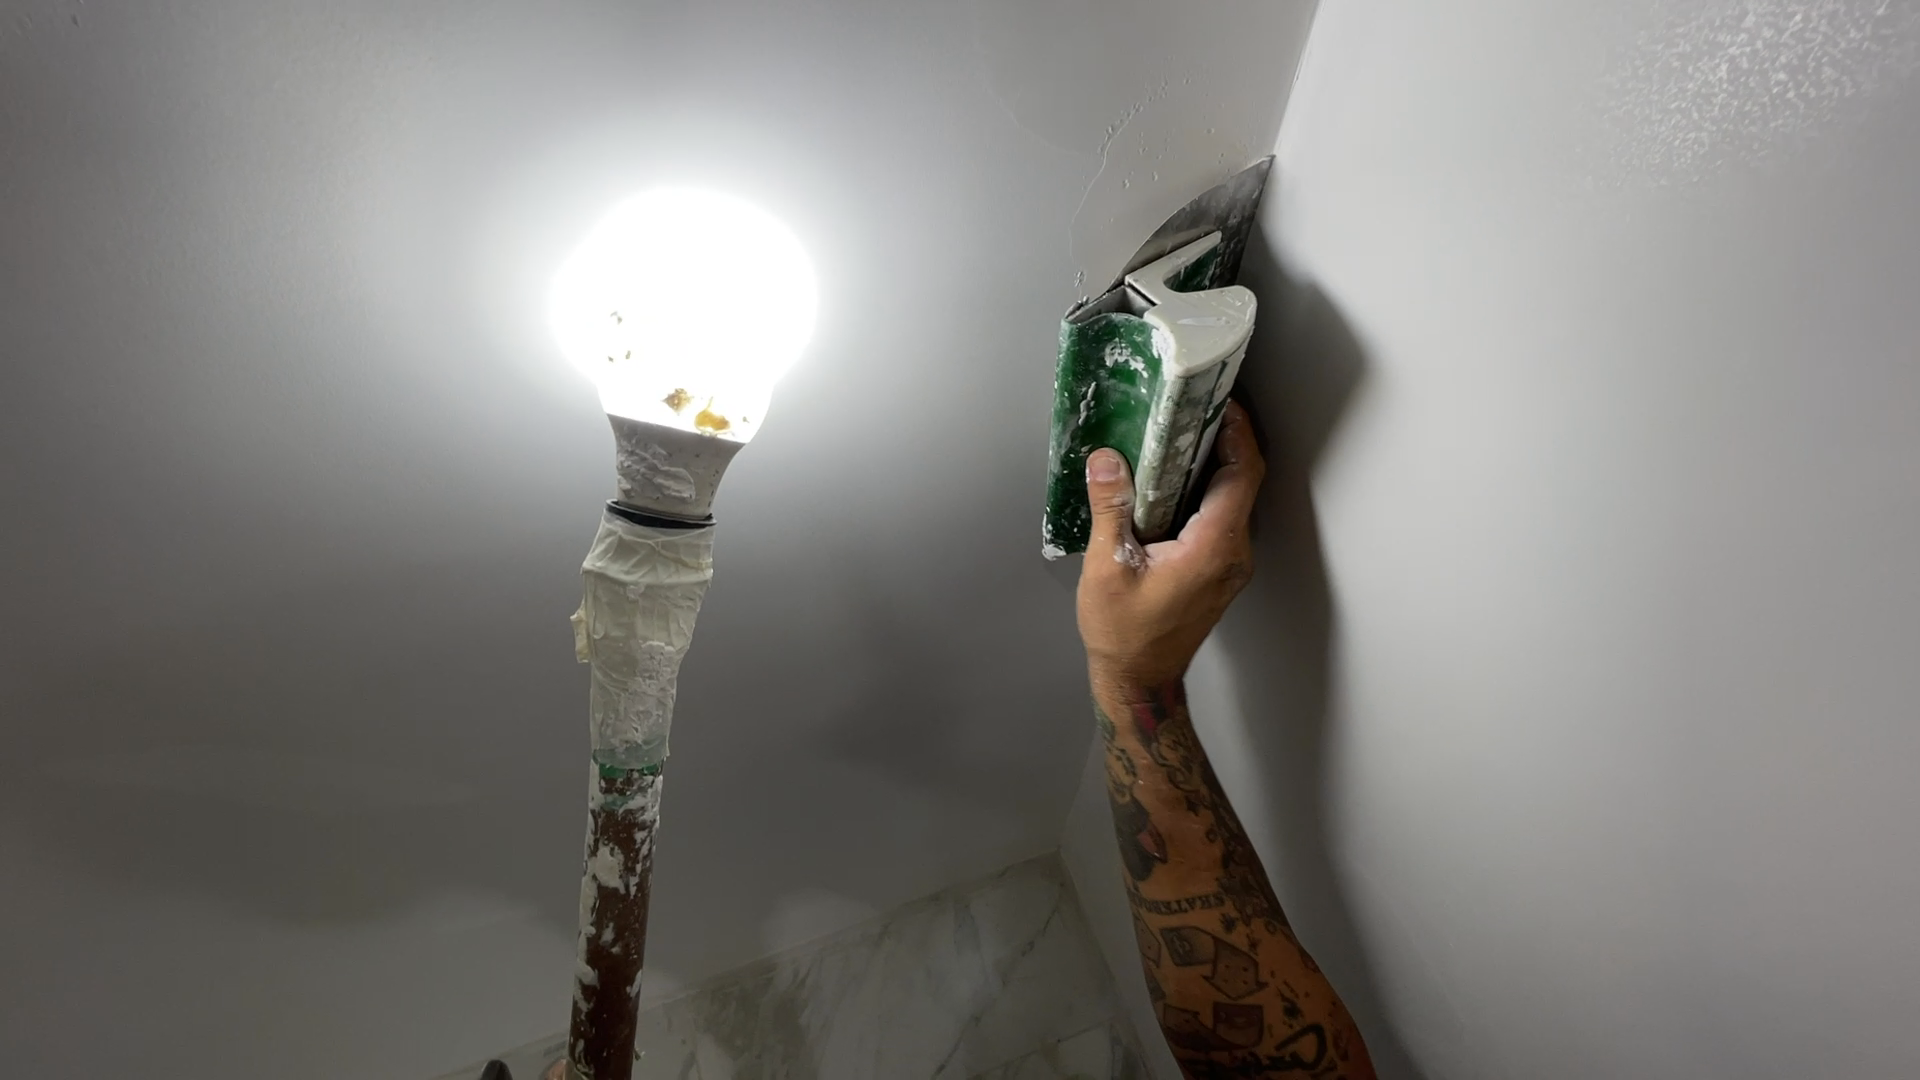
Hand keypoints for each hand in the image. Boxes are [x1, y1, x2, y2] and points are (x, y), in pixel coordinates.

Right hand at [1077, 401, 1264, 698]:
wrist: (1139, 678)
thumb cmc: (1123, 632)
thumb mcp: (1108, 567)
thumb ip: (1110, 509)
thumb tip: (1107, 459)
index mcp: (1213, 547)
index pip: (1242, 472)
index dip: (1237, 430)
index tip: (1218, 399)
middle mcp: (1234, 553)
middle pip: (1244, 480)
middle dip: (1225, 437)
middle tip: (1191, 408)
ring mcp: (1231, 564)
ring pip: (1235, 498)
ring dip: (1215, 463)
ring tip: (1179, 435)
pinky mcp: (1219, 571)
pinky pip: (1223, 517)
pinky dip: (1206, 490)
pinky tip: (1173, 481)